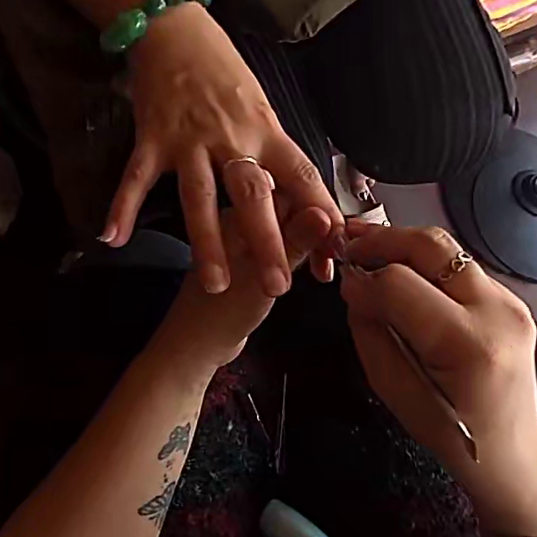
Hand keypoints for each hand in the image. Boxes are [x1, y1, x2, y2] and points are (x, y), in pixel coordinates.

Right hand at [109, 5, 341, 297]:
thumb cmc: (222, 68)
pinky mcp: (153, 136)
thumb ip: (271, 151)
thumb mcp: (259, 104)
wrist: (176, 28)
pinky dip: (123, 207)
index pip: (301, 178)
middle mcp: (233, 137)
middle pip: (254, 194)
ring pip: (201, 196)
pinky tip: (113, 237)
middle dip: (267, 242)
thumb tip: (294, 196)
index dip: (318, 219)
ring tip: (214, 284)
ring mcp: (190, 139)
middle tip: (277, 286)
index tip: (330, 260)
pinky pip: (136, 177)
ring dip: (207, 242)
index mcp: (266, 129)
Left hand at [151, 205, 335, 370]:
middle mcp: (240, 218)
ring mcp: (245, 236)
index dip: (319, 209)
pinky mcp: (250, 256)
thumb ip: (293, 241)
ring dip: (312, 241)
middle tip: (336, 251)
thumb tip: (324, 213)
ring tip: (327, 264)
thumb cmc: (220, 312)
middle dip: (318, 225)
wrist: (195, 344)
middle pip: (290, 206)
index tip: (340, 233)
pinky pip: (282, 244)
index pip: (286, 192)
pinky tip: (313, 269)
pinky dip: (301, 254)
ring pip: (288, 225)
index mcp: (238, 213)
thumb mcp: (264, 275)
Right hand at [337, 222, 536, 534]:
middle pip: (428, 246)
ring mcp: (508, 301)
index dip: (362, 278)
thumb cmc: (449, 430)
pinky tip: (398, 272)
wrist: (511, 448)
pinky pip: (454, 263)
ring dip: (400, 245)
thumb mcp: (392, 389)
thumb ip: (369, 331)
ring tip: (367, 251)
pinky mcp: (507, 296)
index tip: (344, 284)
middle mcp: (496, 312)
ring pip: (442, 246)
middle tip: (349, 246)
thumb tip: (355, 284)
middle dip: (380, 240)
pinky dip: (420, 261)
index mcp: (468, 345)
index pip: (399, 283)